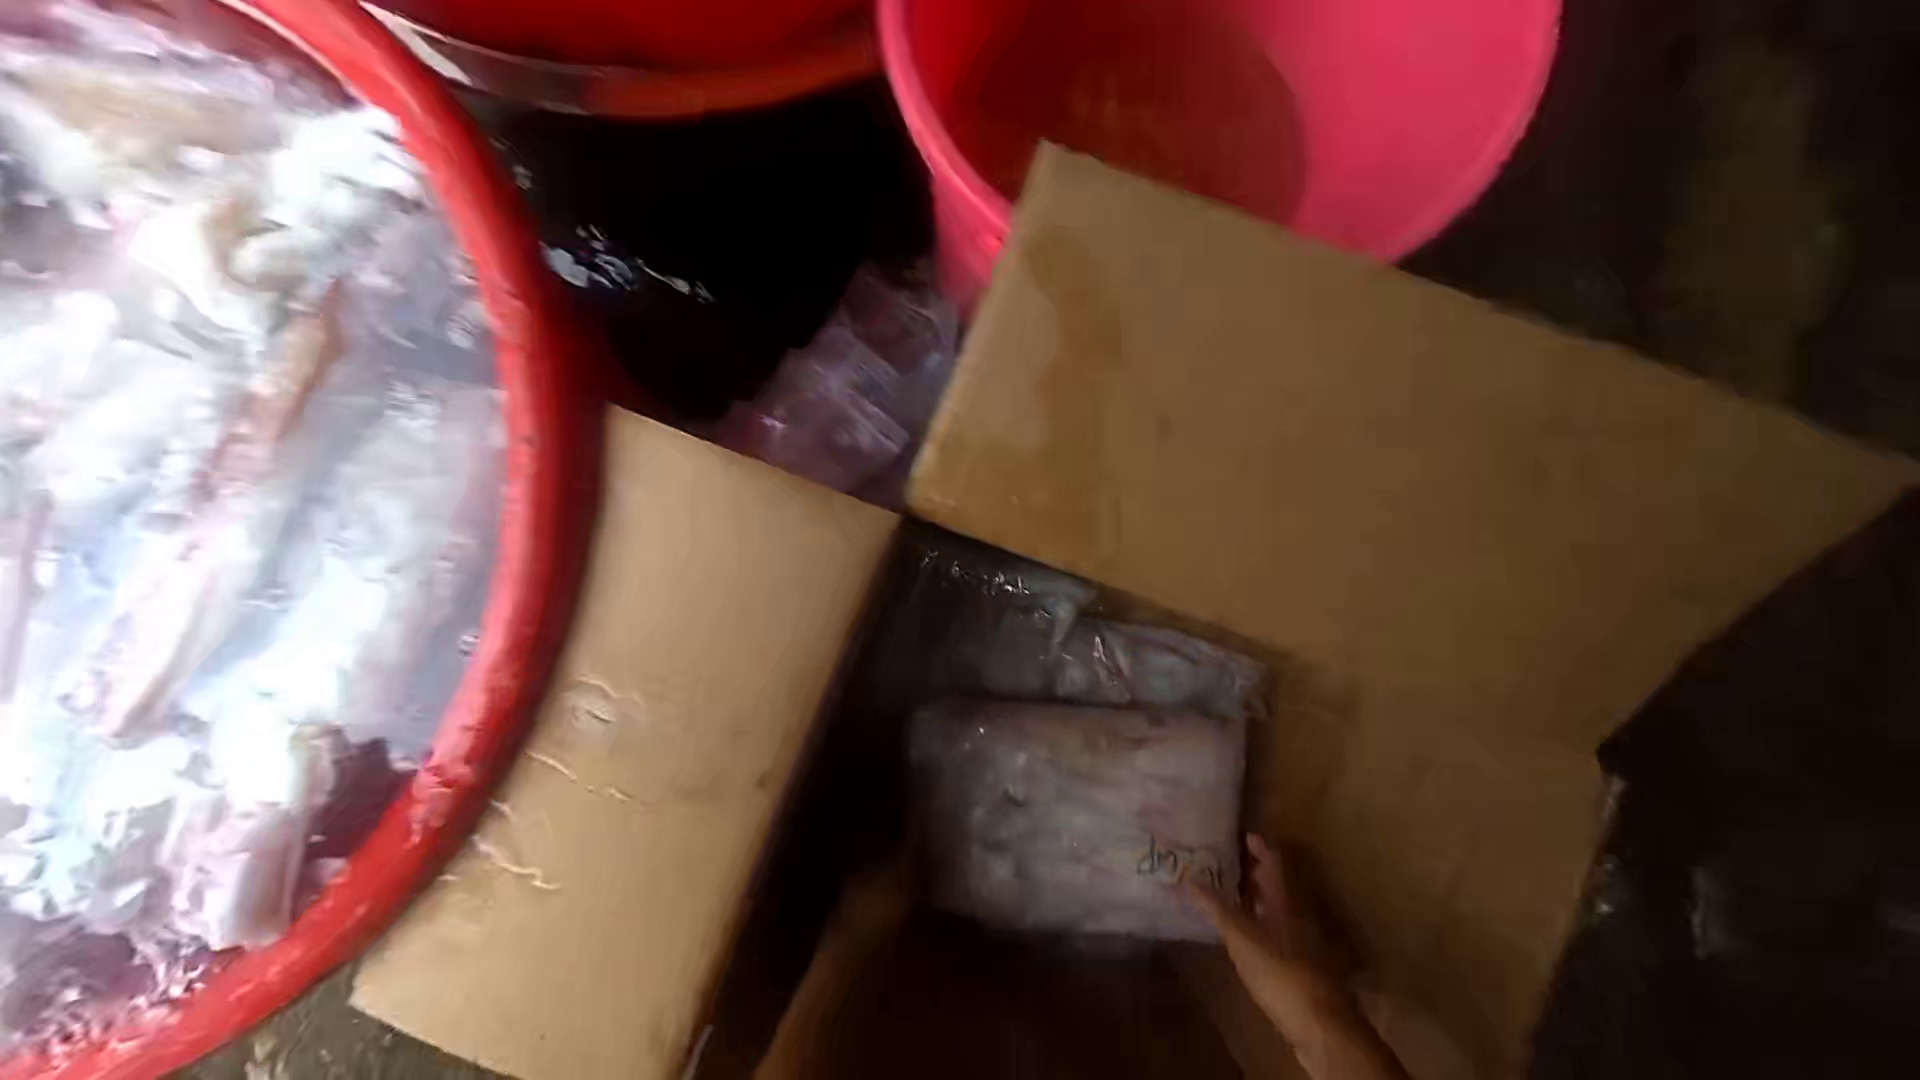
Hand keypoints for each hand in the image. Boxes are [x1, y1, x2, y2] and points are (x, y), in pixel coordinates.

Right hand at [1186, 835, 1407, 1079]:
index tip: (1245, 835)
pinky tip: (1244, 936)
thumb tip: (1187, 877)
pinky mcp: (1301, 969)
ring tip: (1232, 894)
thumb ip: (1215, 907)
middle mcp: (1298, 917)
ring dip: (1257, 900)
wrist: (1323, 1029)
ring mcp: (1302, 944)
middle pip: (1278, 887)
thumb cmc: (1282, 971)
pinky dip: (1260, 925)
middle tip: (1229, 862)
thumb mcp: (1241, 936)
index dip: (1261, 848)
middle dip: (1255, 873)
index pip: (1275, 864)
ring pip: (1278, 911)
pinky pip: (1277, 934)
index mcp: (1286, 902)